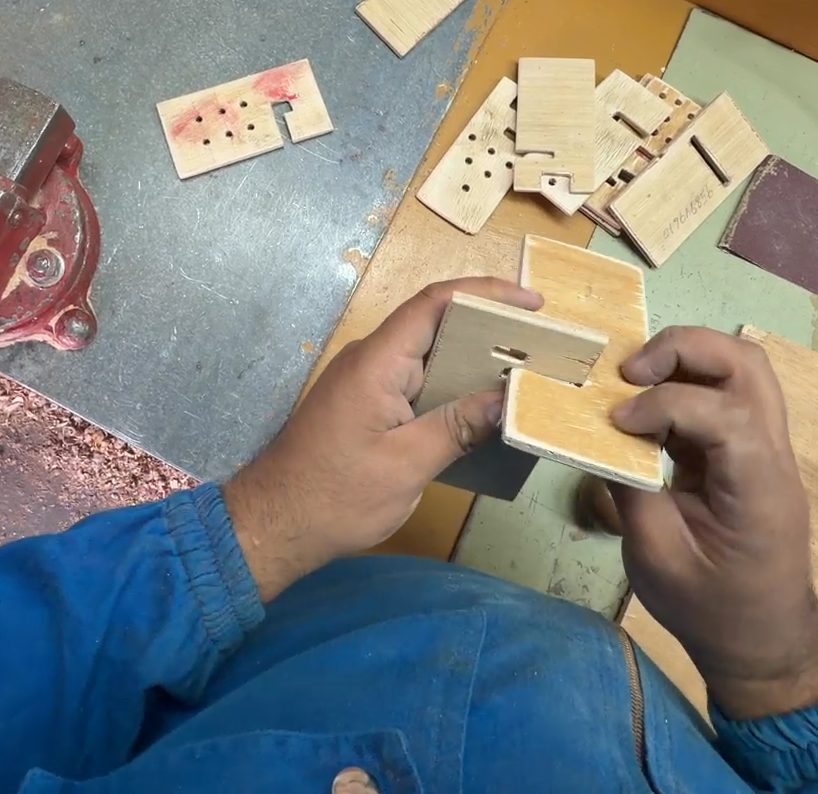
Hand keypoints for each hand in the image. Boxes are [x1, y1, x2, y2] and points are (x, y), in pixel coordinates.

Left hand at [222, 278, 542, 600]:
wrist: (275, 524)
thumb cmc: (336, 495)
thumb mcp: (406, 465)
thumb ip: (457, 427)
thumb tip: (508, 398)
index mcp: (378, 361)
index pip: (434, 303)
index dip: (485, 293)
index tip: (532, 303)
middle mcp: (371, 359)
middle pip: (435, 325)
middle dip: (488, 329)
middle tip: (542, 344)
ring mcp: (366, 381)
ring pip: (428, 356)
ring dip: (472, 362)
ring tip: (525, 374)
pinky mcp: (366, 404)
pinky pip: (416, 383)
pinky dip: (451, 388)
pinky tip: (483, 409)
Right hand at [609, 327, 817, 718]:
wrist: (763, 638)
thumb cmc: (711, 608)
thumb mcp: (656, 558)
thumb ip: (628, 488)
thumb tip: (597, 434)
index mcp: (759, 489)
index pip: (725, 413)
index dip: (664, 403)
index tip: (616, 422)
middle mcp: (773, 454)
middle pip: (744, 363)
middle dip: (680, 349)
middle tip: (628, 372)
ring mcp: (765, 444)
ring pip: (740, 363)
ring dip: (684, 355)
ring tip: (634, 377)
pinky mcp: (745, 445)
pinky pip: (722, 386)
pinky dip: (681, 377)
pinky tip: (644, 399)